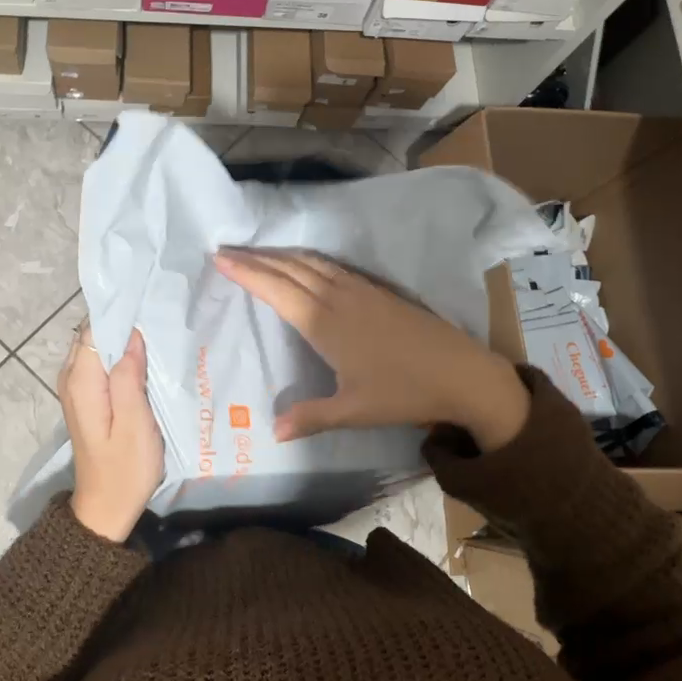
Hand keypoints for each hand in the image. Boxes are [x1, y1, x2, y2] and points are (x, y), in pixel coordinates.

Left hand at [58, 324, 164, 541]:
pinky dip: (119, 355)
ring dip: (123, 338)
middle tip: (160, 316)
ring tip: (157, 332)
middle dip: (122, 322)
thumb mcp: (134, 424)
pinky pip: (100, 362)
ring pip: (97, 346)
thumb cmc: (125, 468)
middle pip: (94, 333)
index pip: (95, 327)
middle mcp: (71, 377)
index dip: (120, 312)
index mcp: (81, 380)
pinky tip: (144, 358)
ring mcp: (76, 387)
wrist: (106, 508)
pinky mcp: (87, 397)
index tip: (150, 302)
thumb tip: (131, 335)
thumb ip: (129, 378)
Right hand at [214, 248, 529, 450]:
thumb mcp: (354, 411)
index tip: (220, 257)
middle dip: (256, 258)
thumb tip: (274, 431)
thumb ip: (311, 417)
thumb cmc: (404, 392)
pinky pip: (333, 266)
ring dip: (281, 255)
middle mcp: (338, 298)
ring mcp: (361, 290)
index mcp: (325, 323)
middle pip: (290, 269)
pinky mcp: (379, 291)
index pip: (276, 289)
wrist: (462, 373)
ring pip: (312, 263)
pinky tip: (306, 264)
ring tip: (257, 253)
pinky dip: (309, 260)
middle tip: (227, 249)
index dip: (246, 273)